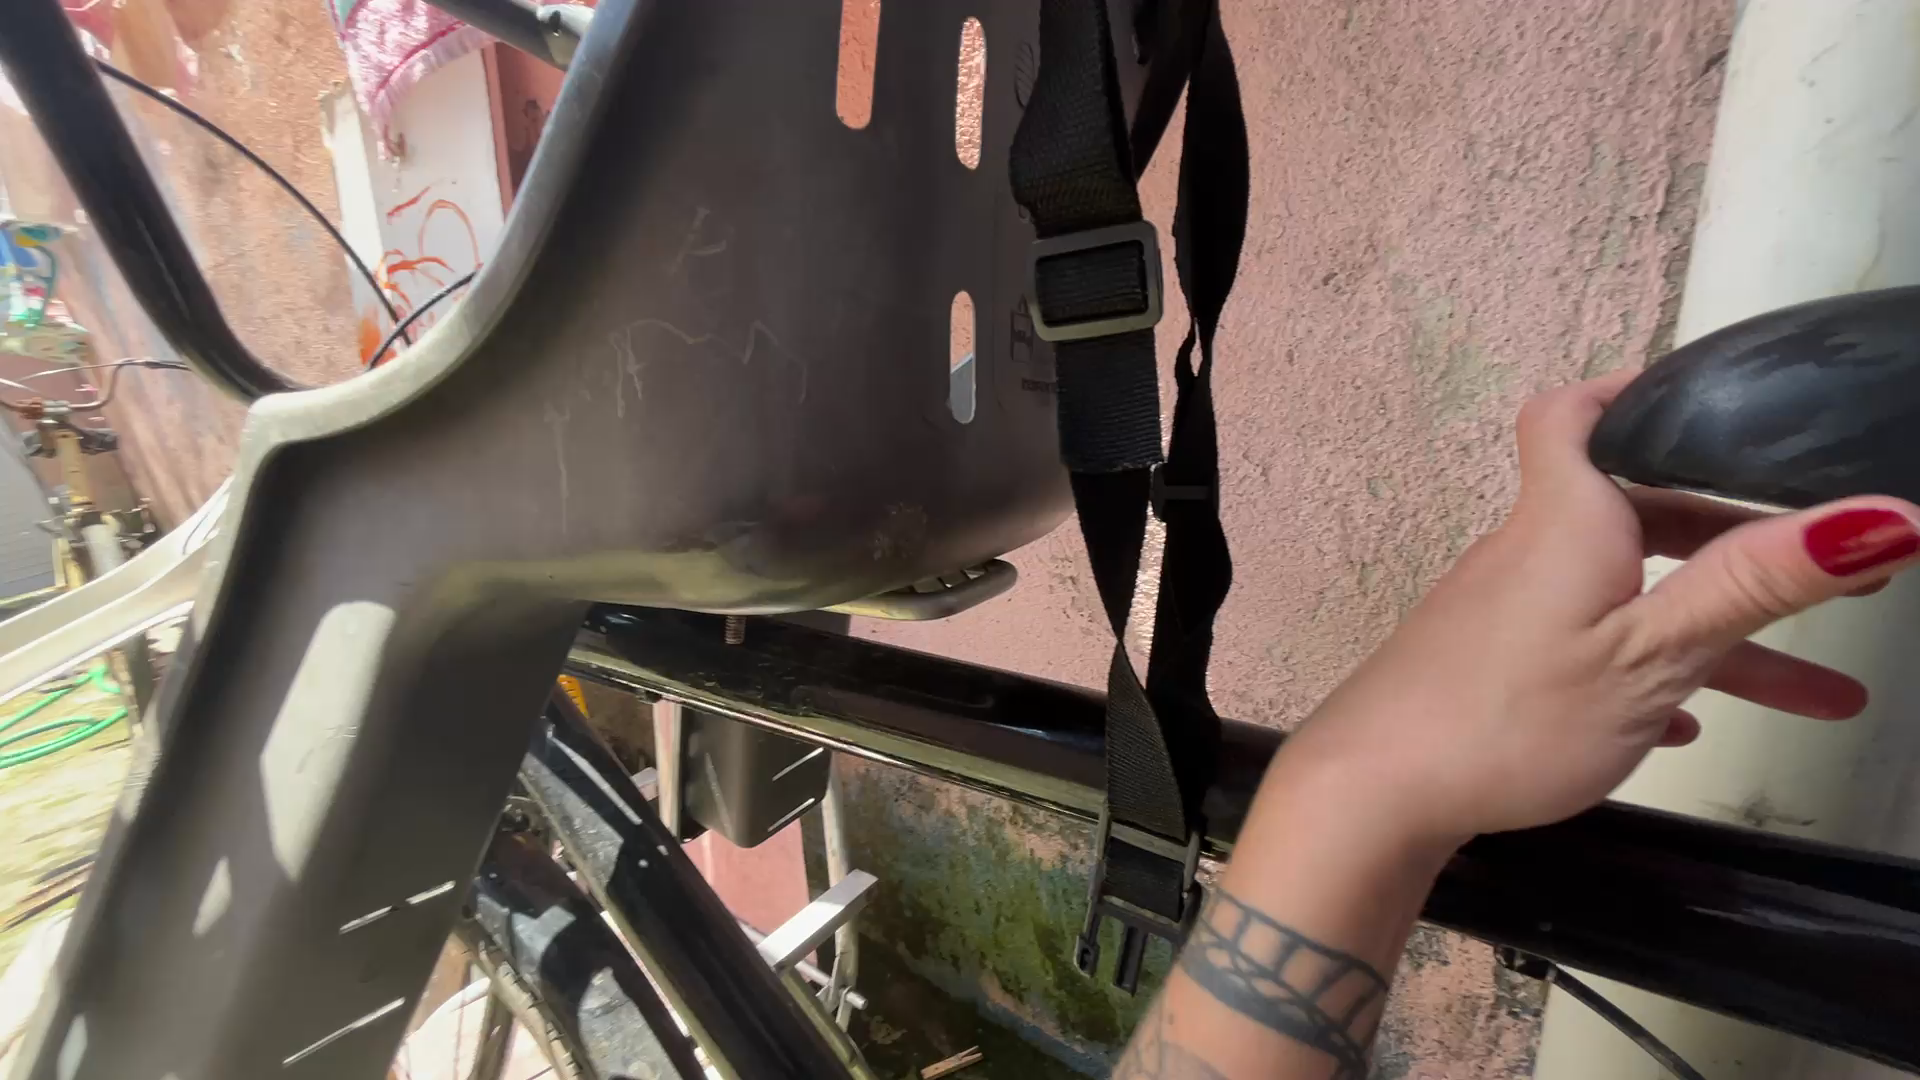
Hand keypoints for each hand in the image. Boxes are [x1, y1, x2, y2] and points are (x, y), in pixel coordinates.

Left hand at [1277, 370, 1919, 847]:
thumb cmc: (1510, 717)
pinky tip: (1678, 724)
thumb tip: (1880, 513)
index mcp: (1558, 527)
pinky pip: (1575, 644)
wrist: (1376, 783)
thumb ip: (1751, 584)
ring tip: (1817, 695)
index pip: (1567, 420)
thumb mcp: (1649, 654)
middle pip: (1625, 516)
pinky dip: (1637, 667)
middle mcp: (1521, 555)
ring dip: (1708, 632)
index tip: (1705, 399)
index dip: (1627, 392)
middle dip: (1728, 540)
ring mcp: (1497, 608)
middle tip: (1833, 580)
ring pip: (1616, 594)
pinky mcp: (1482, 657)